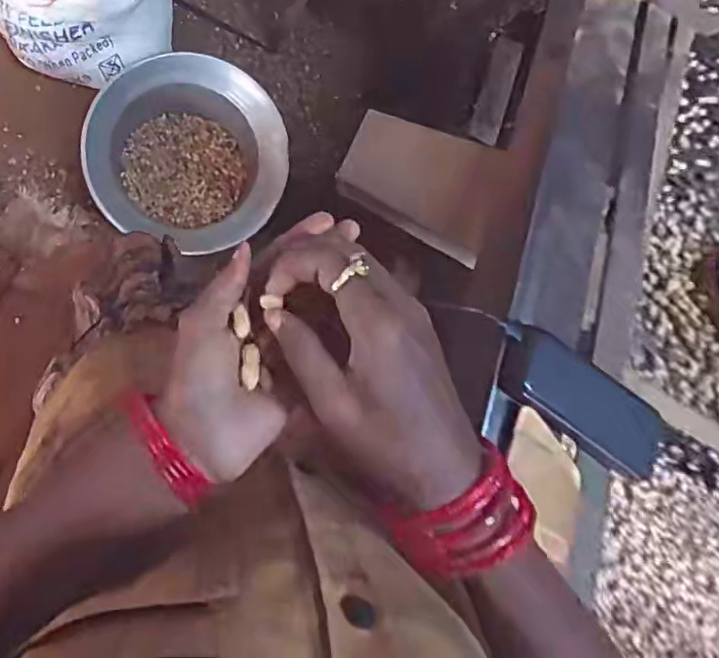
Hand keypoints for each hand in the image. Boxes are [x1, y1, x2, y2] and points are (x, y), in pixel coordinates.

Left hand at [153, 212, 349, 483]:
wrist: (202, 438)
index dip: (296, 241)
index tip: (326, 220)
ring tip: (365, 261)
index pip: (270, 263)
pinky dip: (339, 329)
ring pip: (311, 309)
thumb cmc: (195, 375)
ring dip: (334, 285)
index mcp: (236, 304)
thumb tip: (246, 246)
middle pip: (297, 280)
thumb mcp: (200, 325)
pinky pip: (319, 348)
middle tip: (354, 232)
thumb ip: (223, 288)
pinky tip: (364, 310)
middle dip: (322, 256)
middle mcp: (262, 319)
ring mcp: (282, 347)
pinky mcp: (298, 376)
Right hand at [258, 229, 484, 510]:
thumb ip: (300, 349)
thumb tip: (273, 312)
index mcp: (377, 320)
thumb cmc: (386, 443)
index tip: (269, 295)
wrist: (450, 471)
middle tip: (275, 286)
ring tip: (290, 290)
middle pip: (345, 248)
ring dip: (321, 262)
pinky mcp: (414, 317)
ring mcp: (411, 306)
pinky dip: (340, 275)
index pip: (328, 258)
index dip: (290, 265)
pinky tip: (319, 301)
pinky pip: (372, 276)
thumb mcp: (332, 404)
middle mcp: (398, 301)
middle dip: (302, 256)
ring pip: (360, 257)